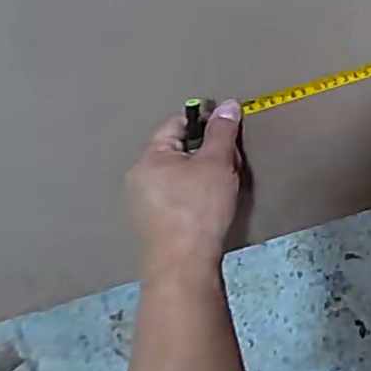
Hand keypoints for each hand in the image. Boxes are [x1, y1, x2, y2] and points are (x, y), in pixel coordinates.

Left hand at [126, 101, 244, 278]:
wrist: (184, 266)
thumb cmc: (198, 208)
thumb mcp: (217, 162)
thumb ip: (223, 131)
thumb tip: (227, 104)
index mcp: (150, 159)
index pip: (176, 123)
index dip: (204, 120)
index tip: (228, 128)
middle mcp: (139, 178)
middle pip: (179, 147)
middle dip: (208, 149)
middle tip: (230, 159)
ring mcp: (143, 203)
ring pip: (179, 171)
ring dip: (204, 170)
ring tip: (224, 181)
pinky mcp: (153, 222)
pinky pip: (176, 192)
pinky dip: (195, 190)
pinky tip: (212, 202)